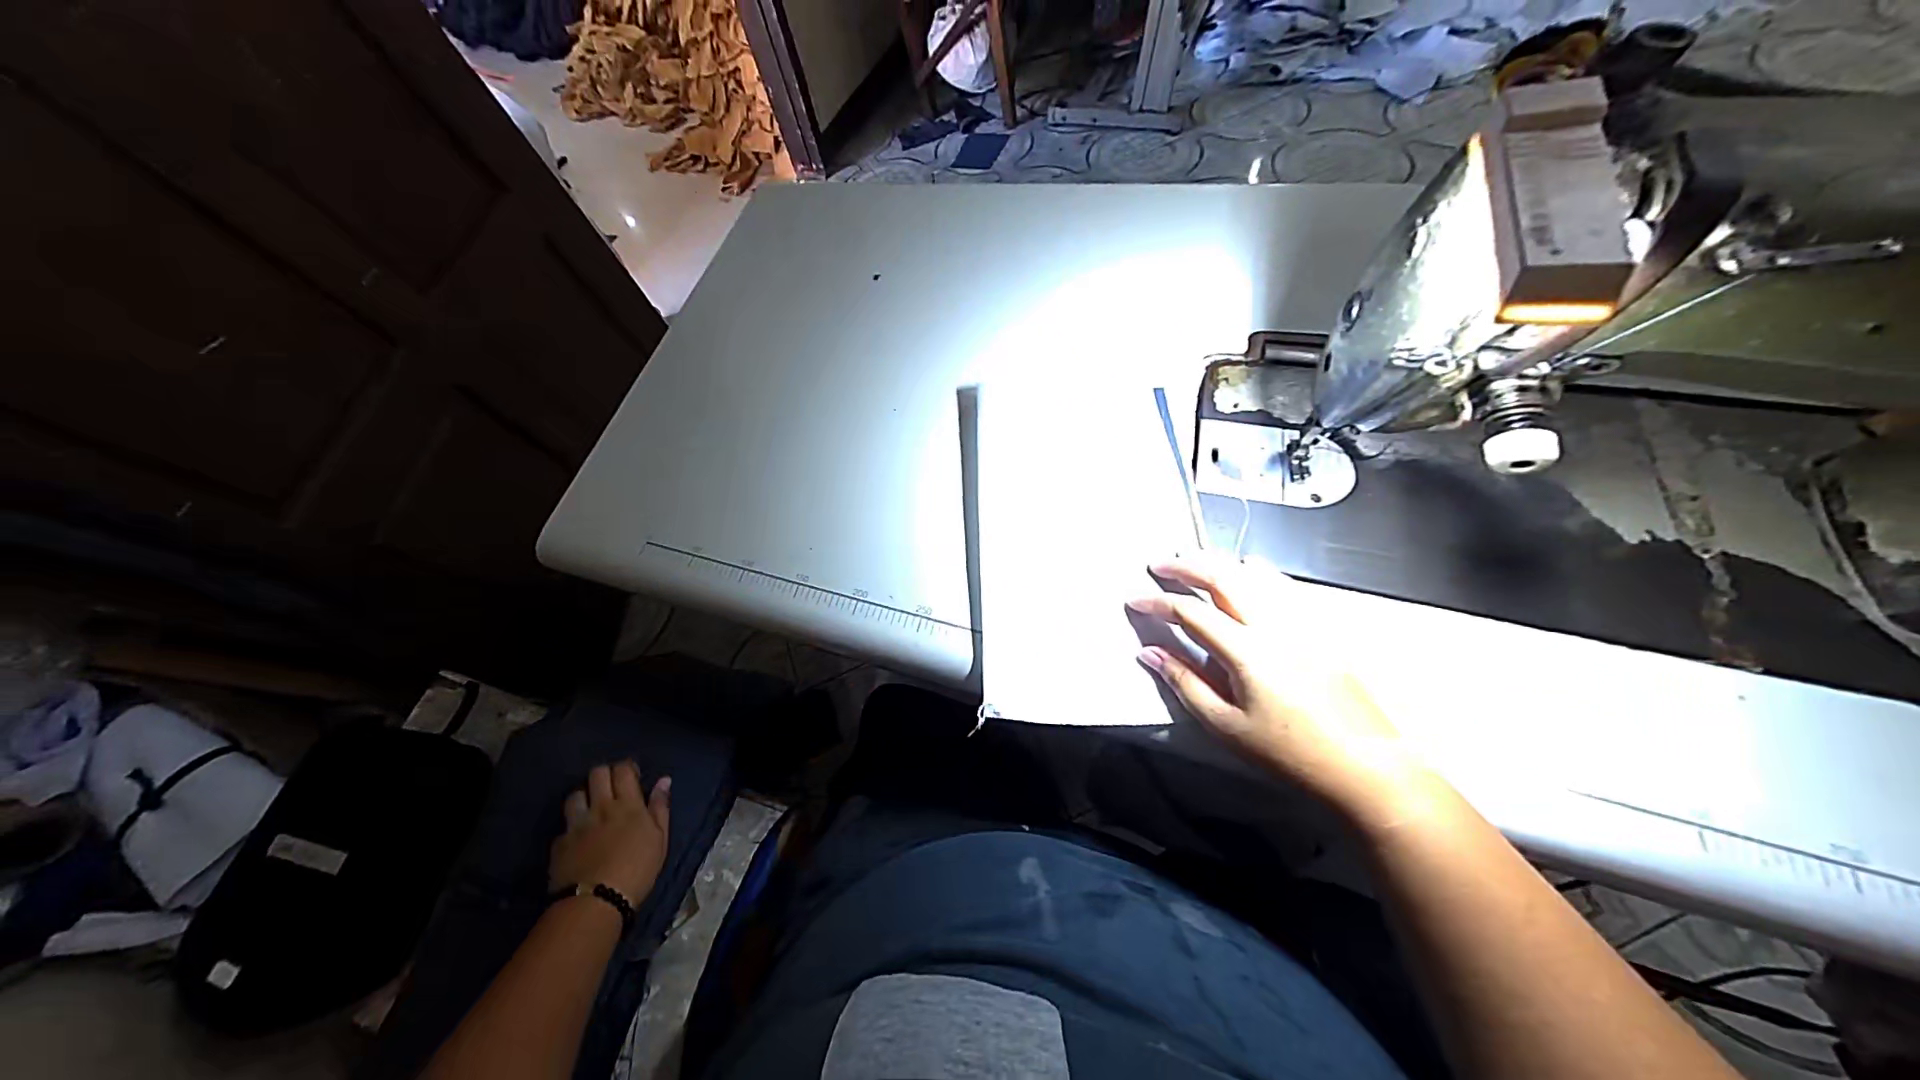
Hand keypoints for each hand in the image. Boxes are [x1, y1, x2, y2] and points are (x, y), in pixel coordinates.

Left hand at [549, 761, 670, 905]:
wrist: (596, 901)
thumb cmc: (637, 869)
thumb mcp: (660, 839)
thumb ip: (660, 807)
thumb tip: (663, 780)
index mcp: (627, 804)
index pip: (623, 770)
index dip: (627, 767)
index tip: (633, 775)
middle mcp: (600, 807)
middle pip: (597, 774)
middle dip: (605, 774)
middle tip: (613, 787)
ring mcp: (576, 824)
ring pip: (575, 794)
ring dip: (584, 796)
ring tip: (592, 808)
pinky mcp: (559, 843)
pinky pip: (564, 825)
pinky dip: (572, 827)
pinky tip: (578, 838)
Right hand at [1127, 555, 1438, 829]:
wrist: (1364, 768)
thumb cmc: (1294, 754)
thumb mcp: (1225, 726)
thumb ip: (1185, 683)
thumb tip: (1152, 655)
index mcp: (1248, 653)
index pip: (1192, 612)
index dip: (1158, 602)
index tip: (1138, 601)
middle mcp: (1277, 629)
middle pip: (1224, 578)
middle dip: (1187, 566)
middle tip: (1163, 564)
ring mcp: (1304, 626)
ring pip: (1257, 575)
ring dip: (1222, 563)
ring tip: (1199, 561)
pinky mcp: (1323, 632)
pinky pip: (1286, 587)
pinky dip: (1260, 573)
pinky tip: (1252, 574)